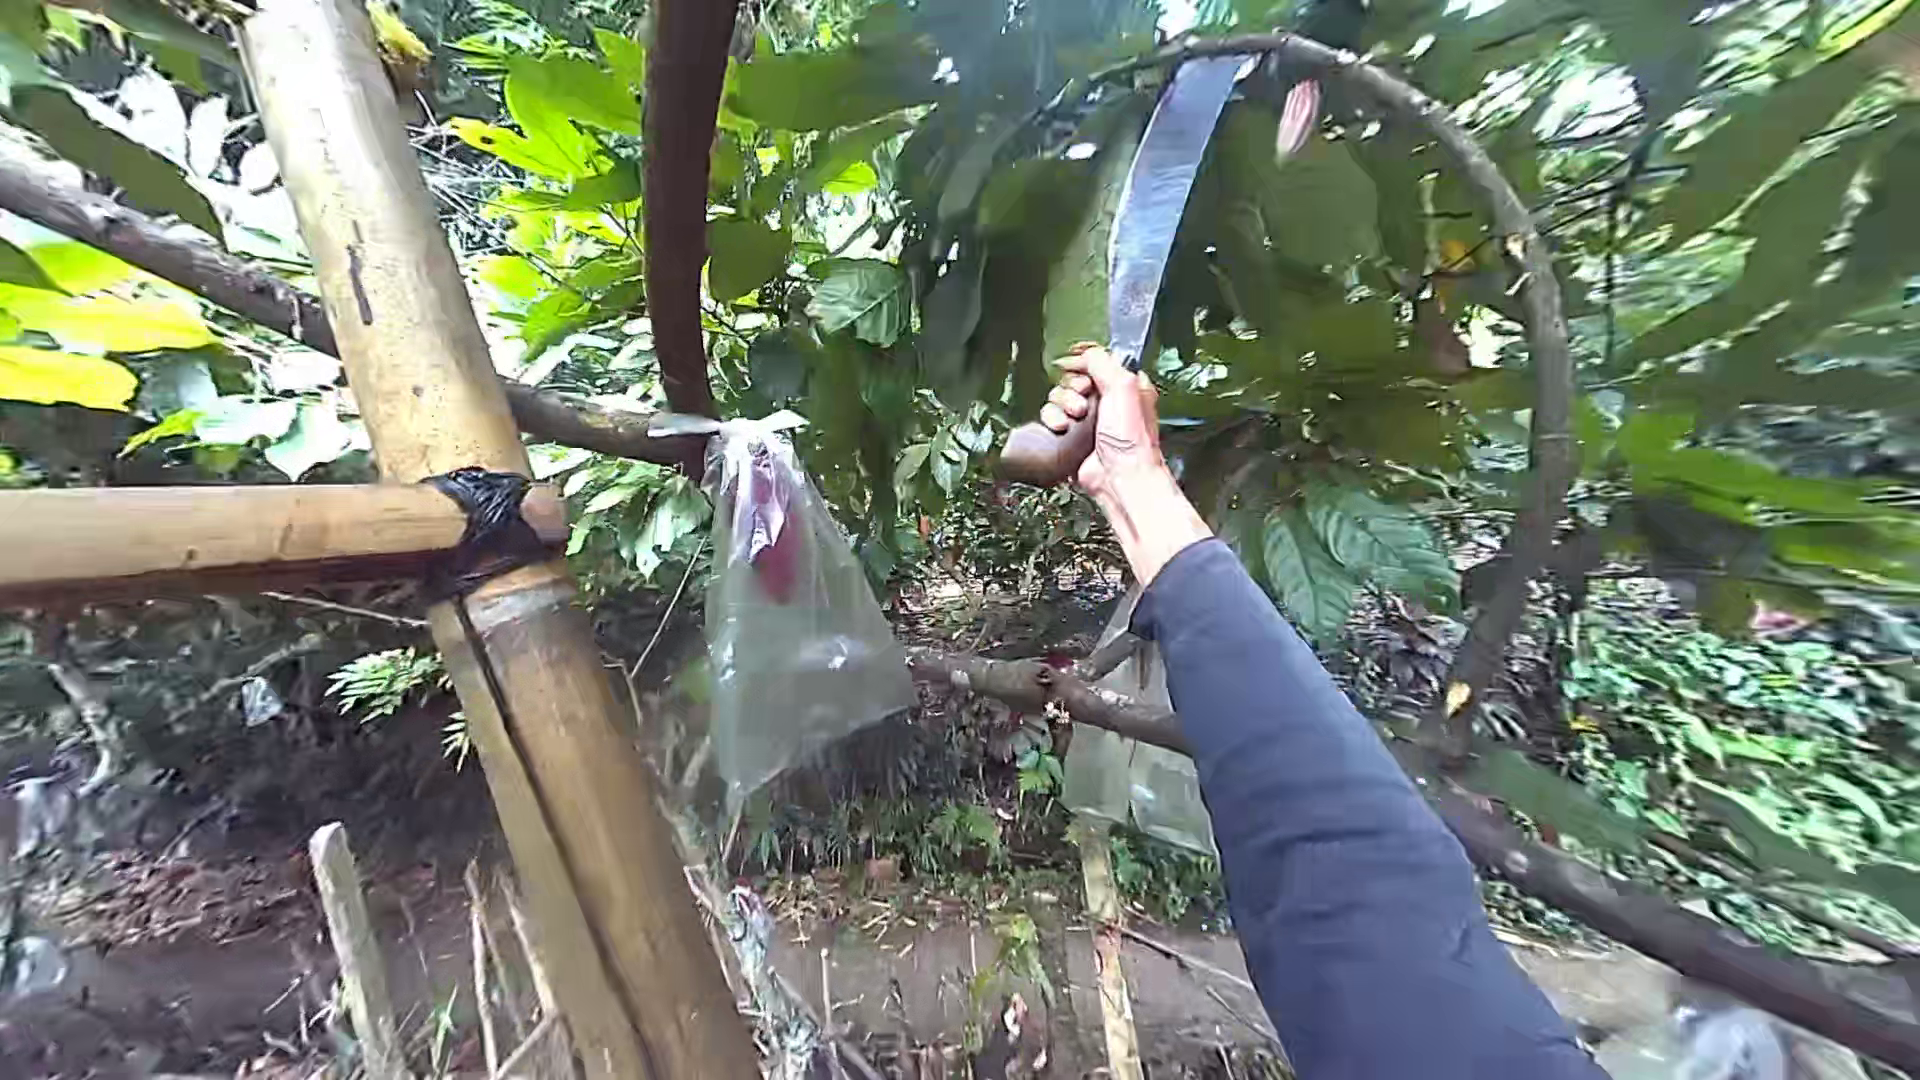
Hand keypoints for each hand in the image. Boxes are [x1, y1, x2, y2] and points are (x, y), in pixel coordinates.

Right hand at [1038, 343, 1167, 499]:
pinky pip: (1050, 418)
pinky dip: (1051, 420)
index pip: (1095, 362)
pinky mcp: (1070, 437)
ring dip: (1061, 406)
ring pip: (1057, 398)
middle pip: (1071, 379)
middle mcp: (1105, 402)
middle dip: (1072, 389)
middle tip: (1083, 401)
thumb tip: (1080, 354)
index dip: (1083, 365)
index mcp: (1124, 386)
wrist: (1119, 477)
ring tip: (1075, 418)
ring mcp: (1087, 420)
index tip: (1082, 375)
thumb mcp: (1124, 387)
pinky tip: (1062, 428)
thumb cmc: (1132, 441)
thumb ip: (1102, 362)